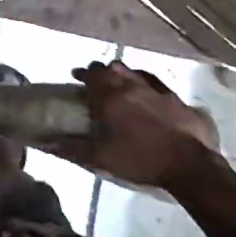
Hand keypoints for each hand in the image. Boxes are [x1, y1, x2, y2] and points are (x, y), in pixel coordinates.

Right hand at [54, 61, 220, 189]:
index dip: (82, 74)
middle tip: (94, 79)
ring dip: (122, 73)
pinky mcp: (177, 100)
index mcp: (111, 97)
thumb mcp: (100, 158)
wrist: (189, 166)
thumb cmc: (139, 159)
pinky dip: (146, 81)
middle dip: (101, 71)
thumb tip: (46, 143)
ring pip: (134, 72)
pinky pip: (156, 83)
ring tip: (118, 79)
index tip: (76, 77)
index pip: (91, 76)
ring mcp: (157, 91)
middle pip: (112, 70)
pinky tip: (146, 87)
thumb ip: (71, 148)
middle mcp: (132, 86)